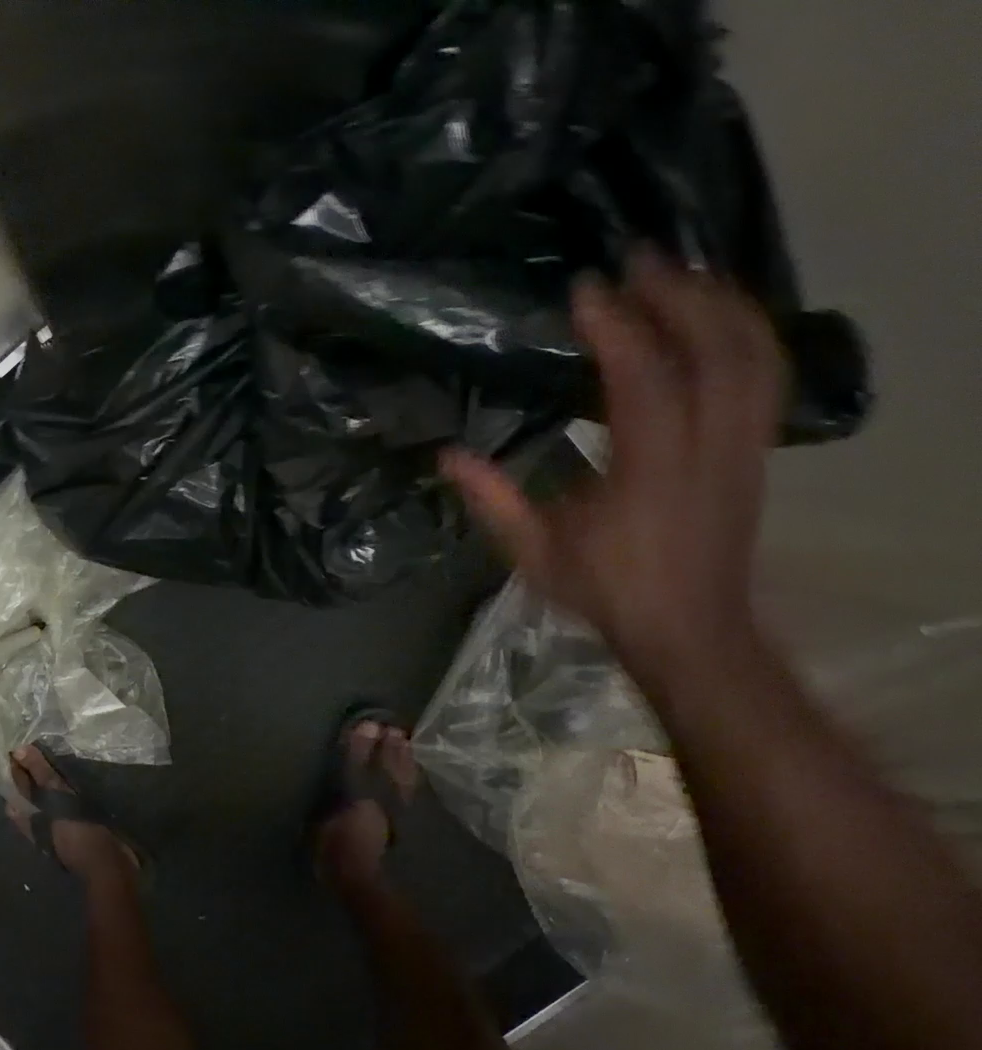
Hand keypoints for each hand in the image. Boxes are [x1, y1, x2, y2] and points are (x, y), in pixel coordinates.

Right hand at [441, 249, 783, 675]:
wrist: (690, 630)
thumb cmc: (606, 591)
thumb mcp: (533, 553)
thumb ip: (492, 500)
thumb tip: (445, 454)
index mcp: (651, 474)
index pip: (645, 382)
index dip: (618, 328)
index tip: (587, 288)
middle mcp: (709, 450)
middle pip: (717, 351)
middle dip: (681, 295)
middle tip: (640, 257)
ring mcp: (743, 448)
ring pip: (755, 357)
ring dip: (721, 304)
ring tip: (682, 270)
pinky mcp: (755, 452)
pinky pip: (766, 376)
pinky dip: (746, 333)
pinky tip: (717, 315)